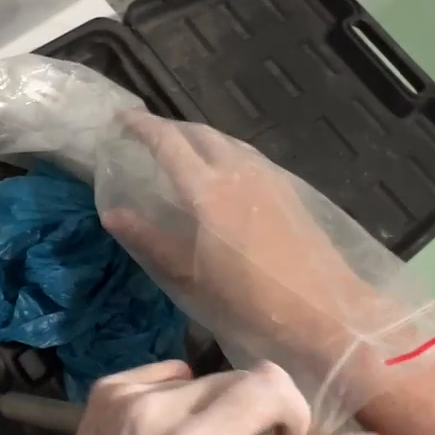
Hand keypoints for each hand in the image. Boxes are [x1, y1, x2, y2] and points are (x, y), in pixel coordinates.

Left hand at [46, 359, 398, 434]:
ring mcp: (127, 394)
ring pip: (202, 377)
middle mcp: (158, 410)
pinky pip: (164, 374)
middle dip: (251, 411)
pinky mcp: (107, 387)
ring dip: (212, 406)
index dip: (287, 412)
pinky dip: (175, 397)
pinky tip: (164, 434)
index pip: (267, 384)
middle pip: (237, 379)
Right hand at [97, 114, 411, 429]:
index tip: (121, 119)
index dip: (142, 127)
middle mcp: (237, 171)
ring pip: (226, 141)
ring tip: (181, 149)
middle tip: (147, 134)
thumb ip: (148, 240)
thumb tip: (112, 214)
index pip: (167, 142)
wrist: (322, 315)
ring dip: (198, 137)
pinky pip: (247, 155)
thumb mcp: (187, 278)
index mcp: (206, 190)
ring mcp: (267, 177)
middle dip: (170, 128)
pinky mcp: (288, 189)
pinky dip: (223, 151)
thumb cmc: (247, 301)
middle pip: (199, 133)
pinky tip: (221, 170)